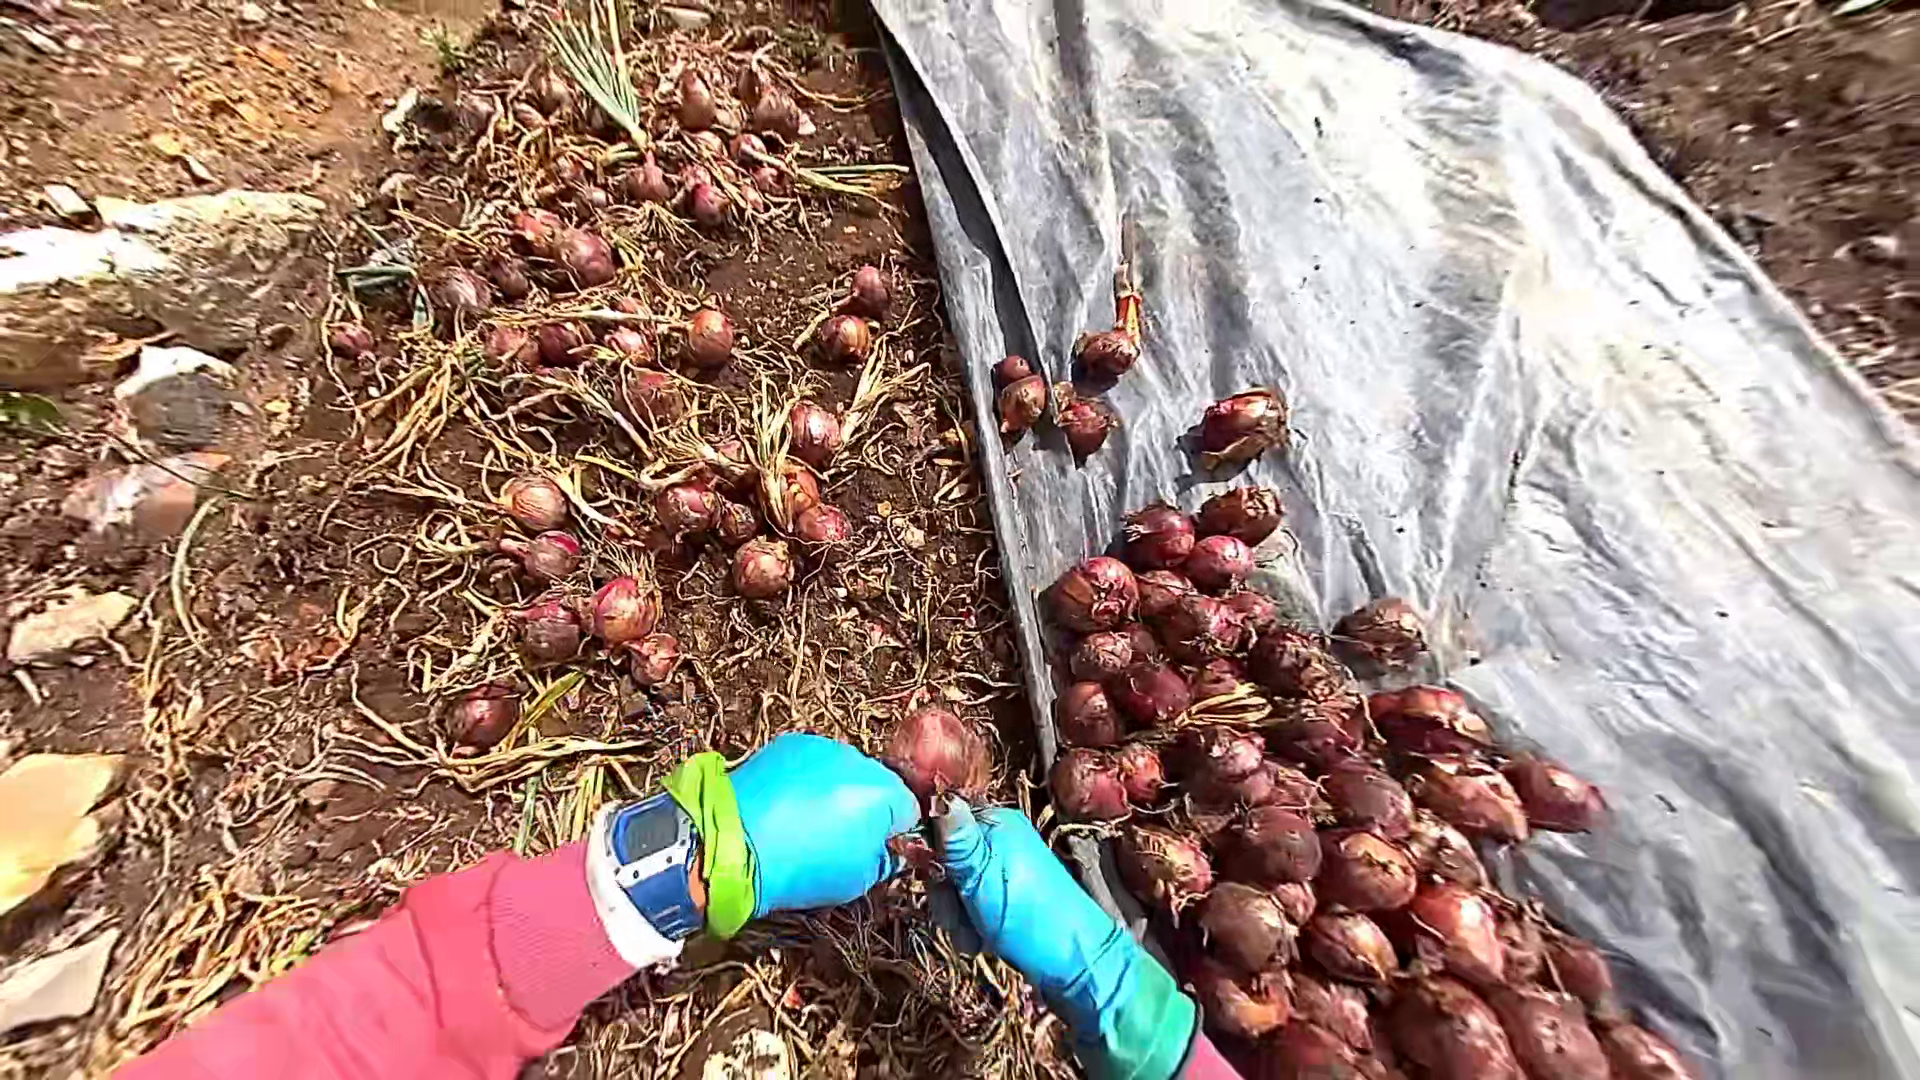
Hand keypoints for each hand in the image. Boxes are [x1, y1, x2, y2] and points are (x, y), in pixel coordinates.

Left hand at [731, 733, 920, 915]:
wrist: (733, 842)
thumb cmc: (800, 867)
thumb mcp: (856, 881)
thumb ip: (884, 859)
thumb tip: (889, 849)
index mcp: (883, 794)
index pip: (909, 807)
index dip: (894, 830)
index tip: (876, 847)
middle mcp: (860, 761)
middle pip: (878, 784)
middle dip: (866, 806)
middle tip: (840, 836)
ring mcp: (826, 747)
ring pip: (847, 769)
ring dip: (838, 789)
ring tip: (808, 819)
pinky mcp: (795, 742)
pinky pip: (815, 760)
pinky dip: (809, 778)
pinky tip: (788, 802)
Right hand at [933, 799, 1136, 1026]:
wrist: (1075, 964)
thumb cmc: (1027, 915)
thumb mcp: (982, 875)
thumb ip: (956, 838)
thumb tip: (938, 794)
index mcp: (996, 821)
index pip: (943, 817)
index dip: (929, 847)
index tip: (933, 875)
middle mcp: (999, 837)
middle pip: (945, 853)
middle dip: (943, 890)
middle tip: (956, 914)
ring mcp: (1003, 866)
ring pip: (954, 882)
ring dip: (955, 912)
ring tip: (972, 934)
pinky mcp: (1006, 894)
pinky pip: (971, 901)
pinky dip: (970, 923)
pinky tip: (980, 940)